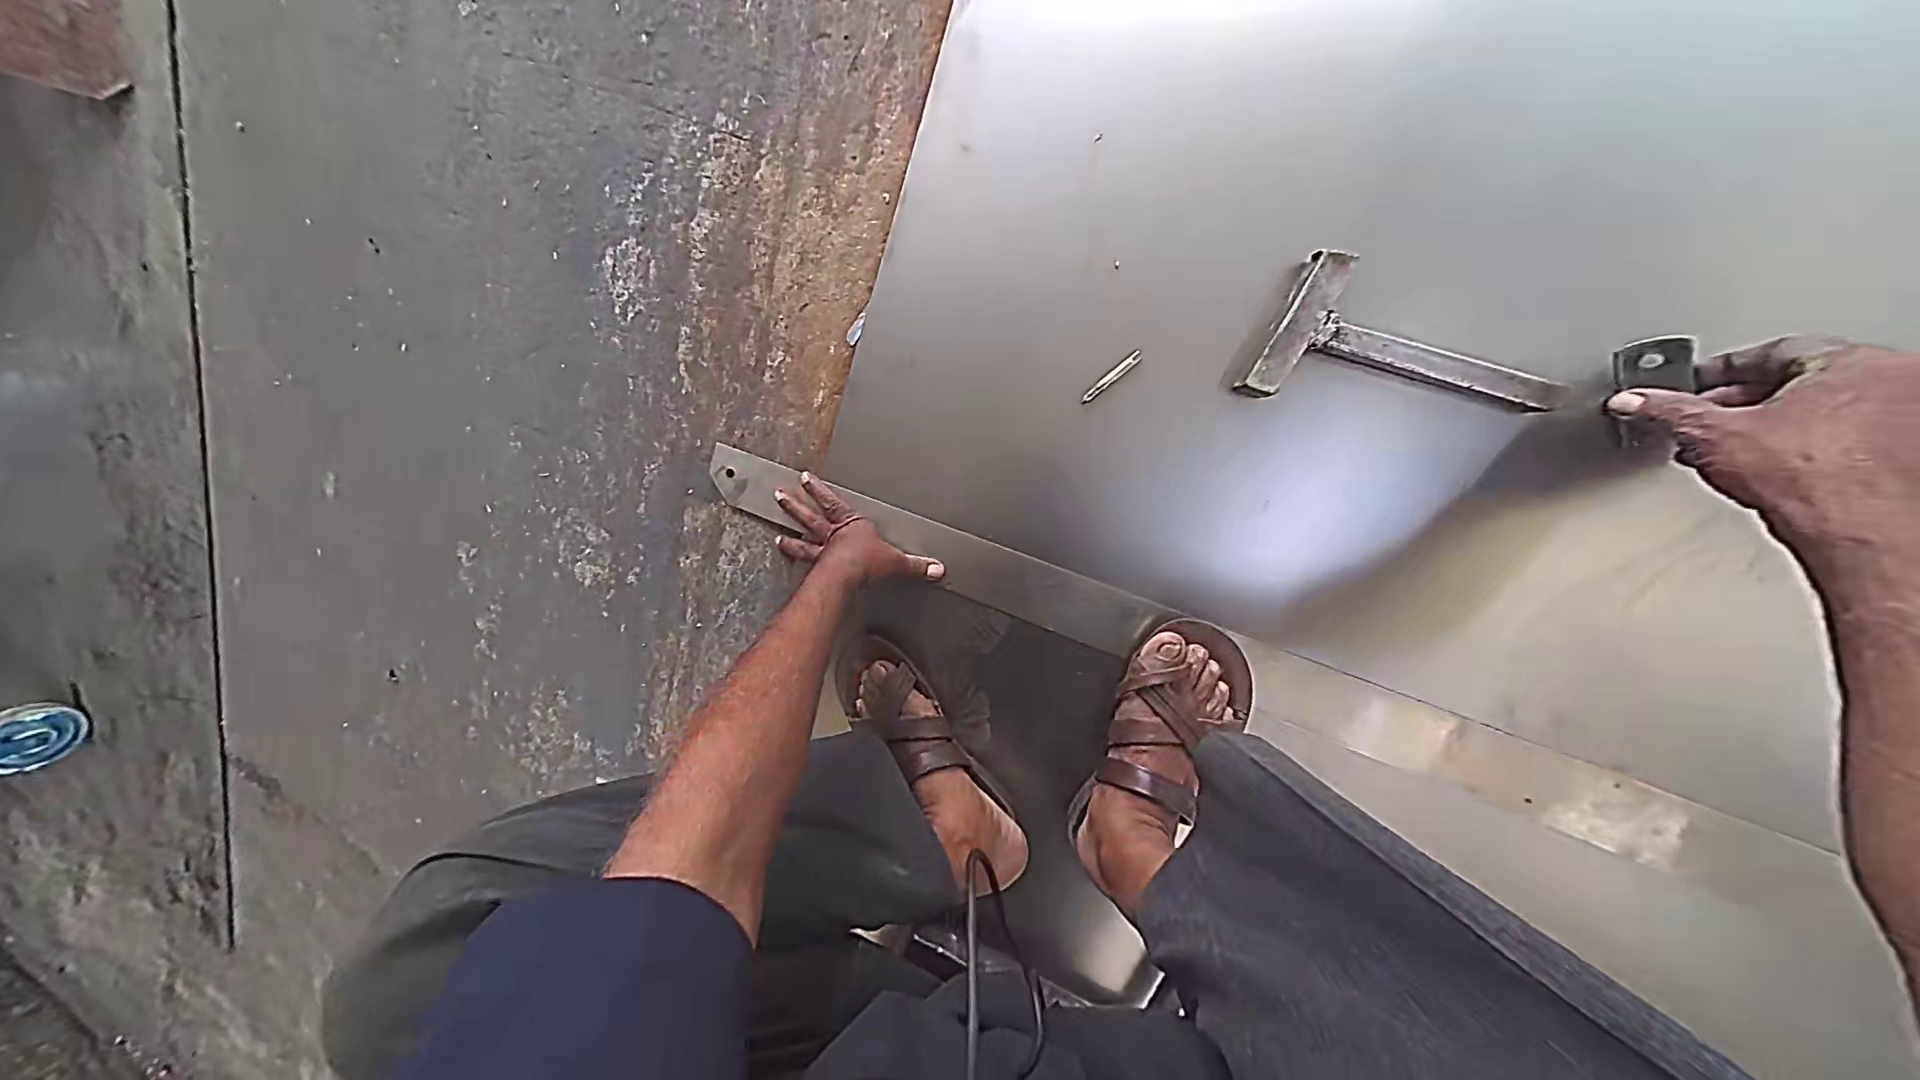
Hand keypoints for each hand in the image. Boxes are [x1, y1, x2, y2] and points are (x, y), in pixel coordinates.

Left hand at [773, 472, 945, 583]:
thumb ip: (917, 565)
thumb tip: (936, 569)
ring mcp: (822, 551)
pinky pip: (801, 558)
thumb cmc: (868, 563)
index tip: (807, 479)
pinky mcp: (816, 568)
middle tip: (781, 495)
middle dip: (797, 504)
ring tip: (778, 531)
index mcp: (852, 525)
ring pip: (803, 536)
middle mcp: (833, 535)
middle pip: (811, 515)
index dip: (819, 491)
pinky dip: (791, 555)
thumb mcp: (898, 562)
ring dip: (789, 531)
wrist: (848, 577)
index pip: (834, 503)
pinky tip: (781, 551)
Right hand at [1607, 336, 1919, 548]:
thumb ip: (1666, 411)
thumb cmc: (1809, 473)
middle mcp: (1892, 381)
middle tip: (1700, 420)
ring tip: (1727, 447)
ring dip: (1765, 425)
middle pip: (1793, 380)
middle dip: (1738, 402)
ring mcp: (1902, 417)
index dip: (1718, 370)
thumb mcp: (1709, 432)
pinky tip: (1766, 465)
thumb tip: (1631, 401)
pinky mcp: (1898, 452)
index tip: (1690, 384)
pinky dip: (1796, 445)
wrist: (1852, 524)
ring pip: (1814, 409)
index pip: (1769, 352)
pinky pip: (1835, 436)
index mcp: (1854, 362)